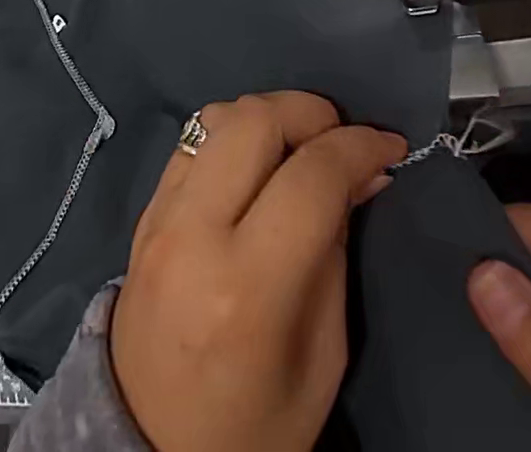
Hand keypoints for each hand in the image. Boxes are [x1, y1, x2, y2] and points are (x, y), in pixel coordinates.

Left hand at [110, 91, 406, 451]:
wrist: (145, 451)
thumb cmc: (251, 425)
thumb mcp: (322, 355)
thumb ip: (338, 250)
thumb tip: (360, 176)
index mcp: (248, 285)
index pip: (312, 174)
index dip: (361, 146)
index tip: (389, 145)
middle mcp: (193, 234)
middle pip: (254, 120)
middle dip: (310, 112)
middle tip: (340, 140)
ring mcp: (158, 219)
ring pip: (216, 117)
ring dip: (269, 117)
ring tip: (300, 147)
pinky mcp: (141, 215)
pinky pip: (190, 142)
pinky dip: (231, 136)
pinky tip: (255, 164)